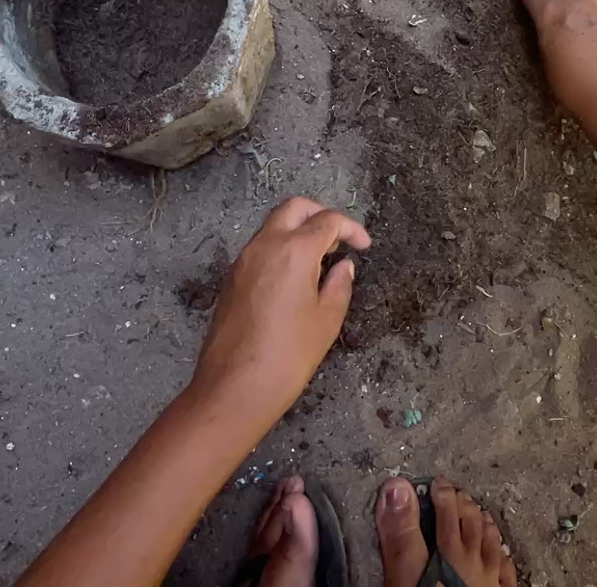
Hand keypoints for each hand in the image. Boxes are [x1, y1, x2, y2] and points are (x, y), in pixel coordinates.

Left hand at [187, 197, 371, 422]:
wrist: (233, 388)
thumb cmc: (288, 356)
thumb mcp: (326, 321)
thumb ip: (339, 284)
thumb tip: (343, 266)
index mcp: (293, 251)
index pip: (327, 220)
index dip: (351, 228)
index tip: (364, 246)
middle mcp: (265, 245)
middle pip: (295, 208)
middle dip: (321, 214)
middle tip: (339, 239)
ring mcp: (243, 260)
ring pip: (274, 225)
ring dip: (299, 230)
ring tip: (320, 260)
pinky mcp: (232, 278)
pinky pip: (261, 247)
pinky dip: (282, 247)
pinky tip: (295, 276)